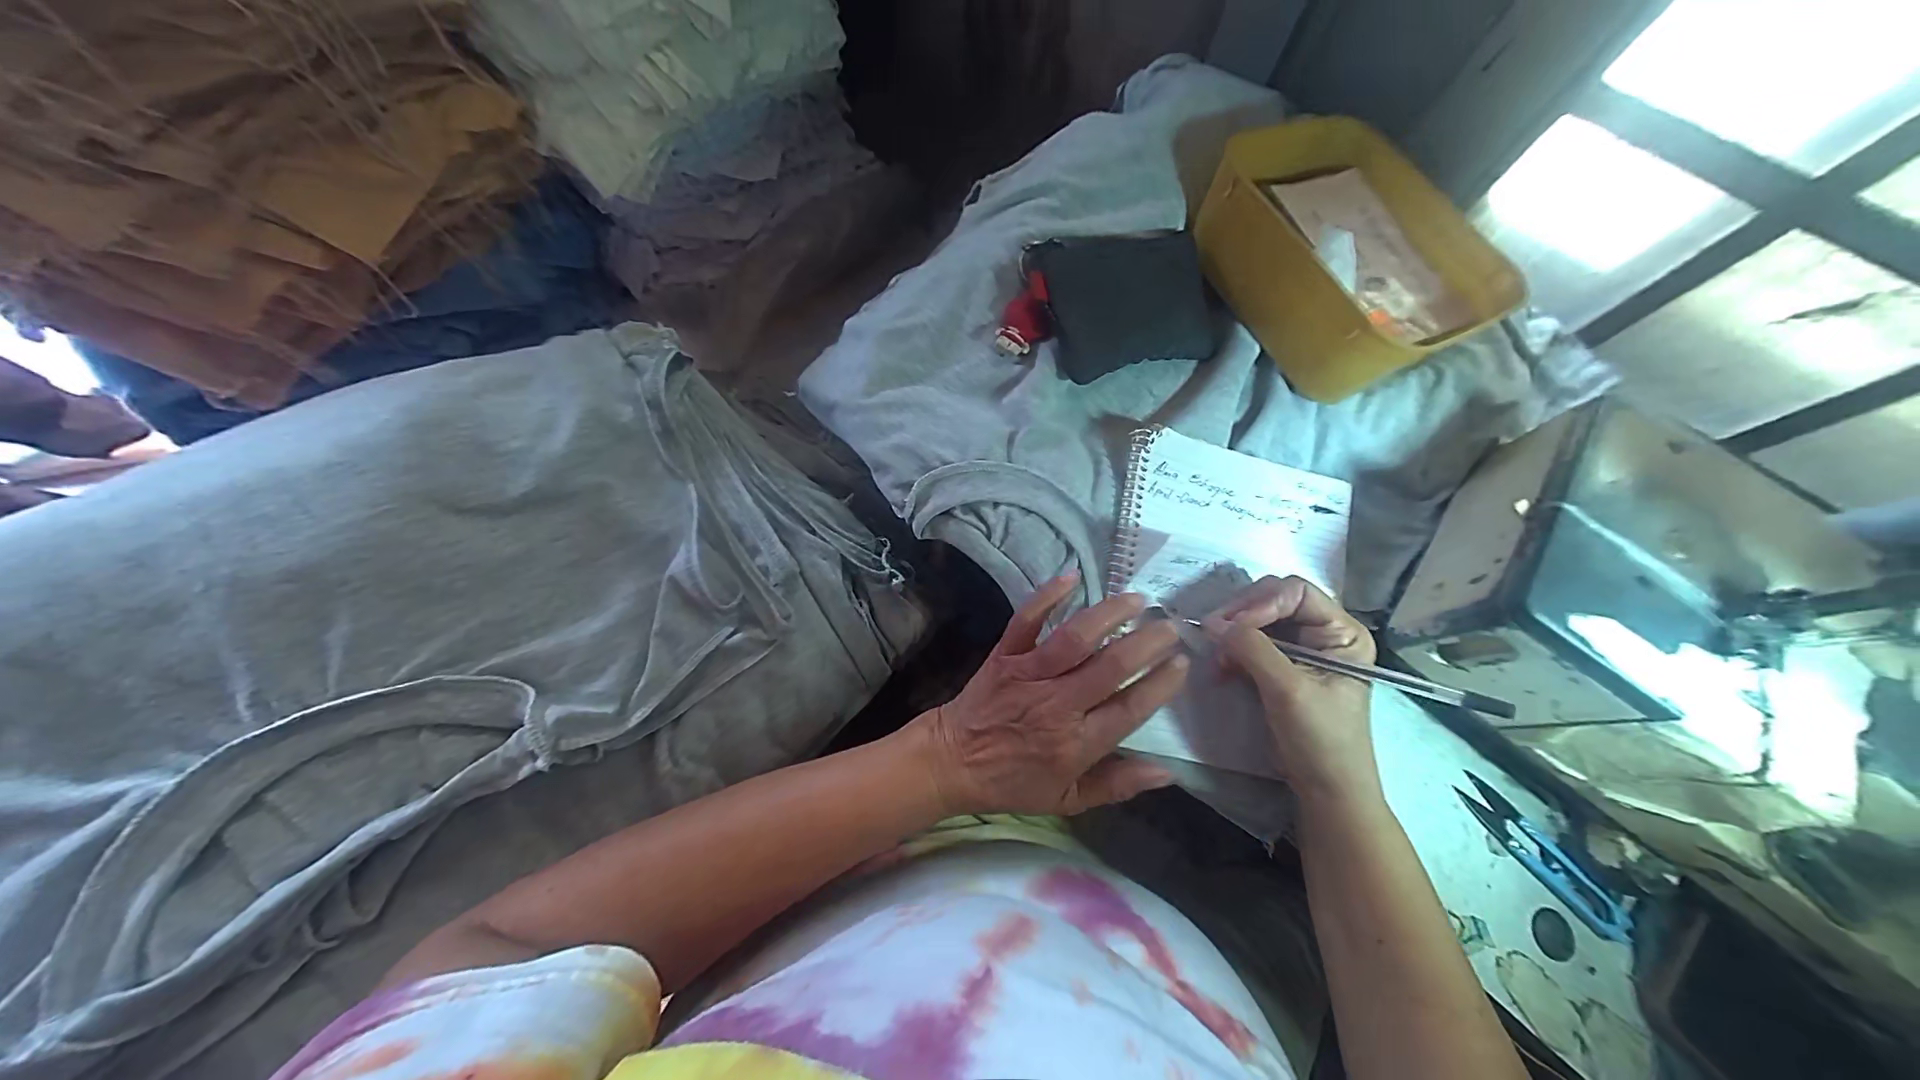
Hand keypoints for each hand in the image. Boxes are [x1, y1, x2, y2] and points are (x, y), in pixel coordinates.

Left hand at [908, 571, 1188, 815]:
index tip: (1182, 663)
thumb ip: (1116, 785)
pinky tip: (1071, 576)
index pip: (1129, 709)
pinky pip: (1026, 622)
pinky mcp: (1005, 655)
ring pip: (1074, 639)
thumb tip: (1167, 772)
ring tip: (1137, 599)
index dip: (1160, 684)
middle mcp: (1057, 704)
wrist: (952, 761)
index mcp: (1076, 743)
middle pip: (1110, 668)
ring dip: (1109, 615)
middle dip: (1146, 643)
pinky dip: (1047, 597)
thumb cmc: (1012, 781)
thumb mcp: (1067, 799)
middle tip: (1170, 625)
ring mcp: (1028, 675)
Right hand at [1204, 575, 1381, 804]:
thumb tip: (1213, 622)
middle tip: (1214, 633)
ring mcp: (1302, 649)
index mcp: (1342, 633)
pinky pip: (1250, 643)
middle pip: (1275, 600)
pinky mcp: (1281, 667)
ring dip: (1233, 634)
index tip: (1231, 625)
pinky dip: (1232, 650)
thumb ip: (1253, 649)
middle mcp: (1324, 633)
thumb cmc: (1321, 740)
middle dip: (1243, 615)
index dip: (1261, 602)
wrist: (1326, 790)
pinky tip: (1220, 668)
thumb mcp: (1288, 690)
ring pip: (1258, 621)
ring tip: (1217, 658)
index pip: (1296, 593)